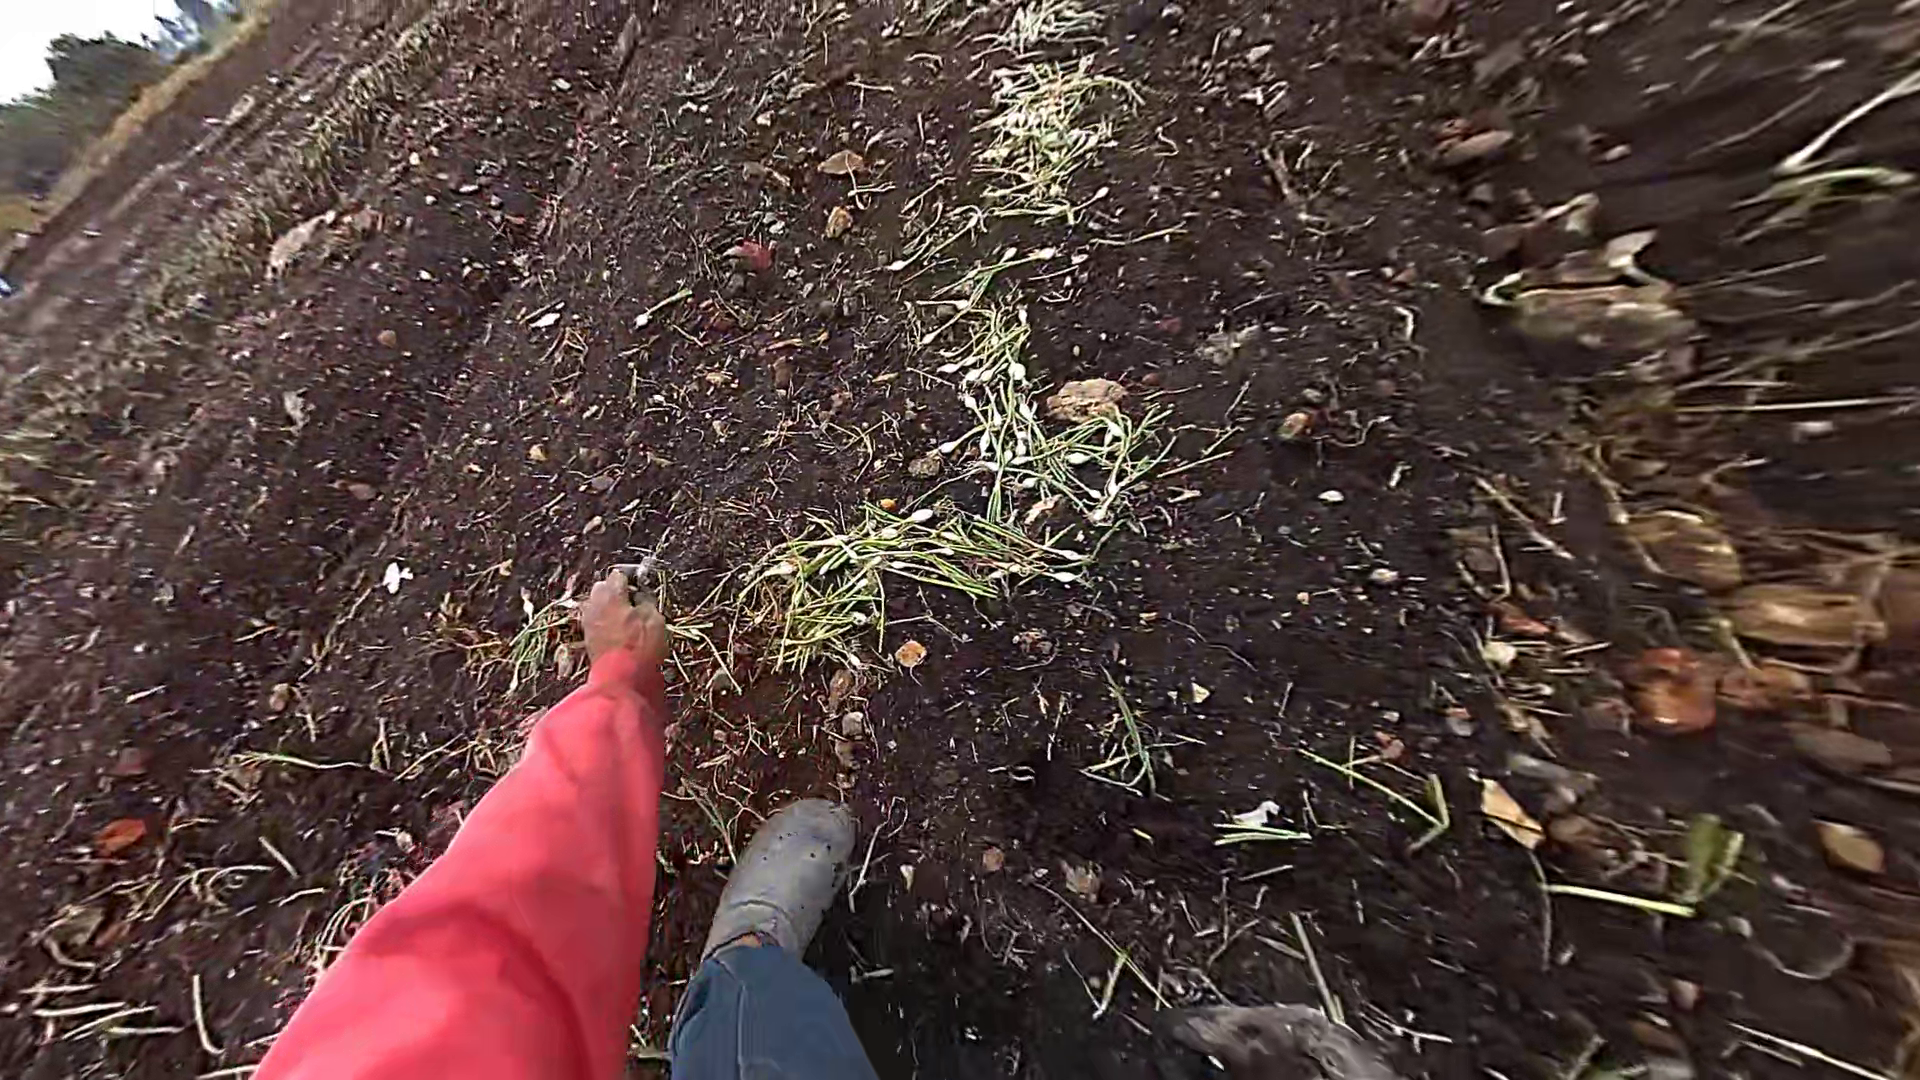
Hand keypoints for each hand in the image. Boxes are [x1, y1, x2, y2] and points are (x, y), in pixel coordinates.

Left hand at [579, 569, 667, 669]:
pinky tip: (620, 630)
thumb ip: (646, 601)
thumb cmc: (641, 646)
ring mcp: (589, 621)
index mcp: (611, 595)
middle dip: (616, 590)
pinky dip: (606, 620)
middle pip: (603, 587)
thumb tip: (640, 595)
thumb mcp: (655, 618)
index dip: (633, 579)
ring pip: (597, 604)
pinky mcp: (588, 637)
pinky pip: (597, 620)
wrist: (621, 678)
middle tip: (635, 600)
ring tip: (627, 616)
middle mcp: (595, 605)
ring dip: (610, 606)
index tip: (643, 586)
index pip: (619, 576)